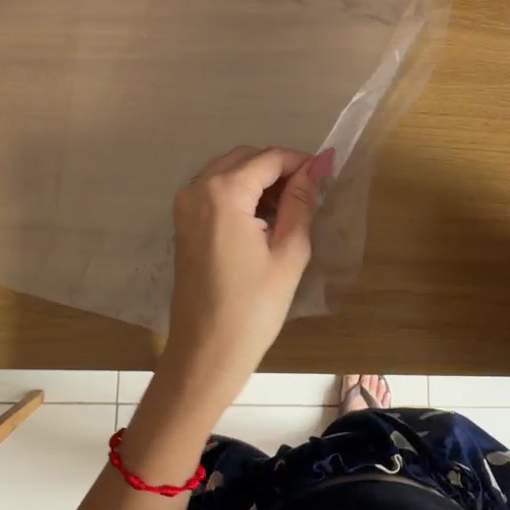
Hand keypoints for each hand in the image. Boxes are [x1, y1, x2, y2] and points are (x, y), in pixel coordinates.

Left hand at [163, 145, 333, 391]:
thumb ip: (301, 202)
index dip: (300, 162)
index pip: (269, 159)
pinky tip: (263, 221)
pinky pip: (214, 191)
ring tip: (290, 210)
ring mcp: (185, 206)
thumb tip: (316, 167)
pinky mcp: (182, 223)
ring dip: (259, 180)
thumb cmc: (253, 307)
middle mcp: (197, 189)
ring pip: (228, 172)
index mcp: (224, 192)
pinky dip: (240, 194)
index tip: (327, 174)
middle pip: (245, 158)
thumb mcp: (288, 252)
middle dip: (278, 169)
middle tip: (310, 195)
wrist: (206, 351)